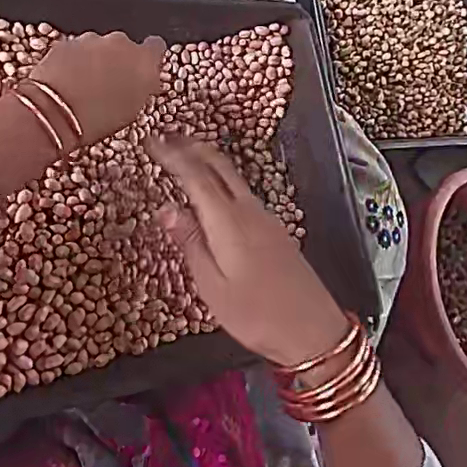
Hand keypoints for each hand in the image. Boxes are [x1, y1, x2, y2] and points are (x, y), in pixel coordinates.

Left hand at [0, 31, 163, 200]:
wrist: (54, 112)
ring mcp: (91, 40)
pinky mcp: (66, 43)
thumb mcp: (132, 110)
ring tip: (86, 88)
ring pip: (99, 47)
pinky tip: (69, 83)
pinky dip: (74, 62)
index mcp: (144, 60)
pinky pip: (76, 50)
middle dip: (120, 60)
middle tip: (112, 85)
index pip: (156, 47)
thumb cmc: (97, 117)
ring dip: (96, 61)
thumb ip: (143, 87)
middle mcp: (120, 43)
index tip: (144, 68)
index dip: (150, 57)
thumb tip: (146, 81)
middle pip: (125, 46)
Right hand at [148, 134, 349, 366]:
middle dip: (193, 148)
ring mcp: (265, 218)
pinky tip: (215, 190)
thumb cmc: (257, 315)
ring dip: (208, 161)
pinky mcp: (274, 229)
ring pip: (233, 177)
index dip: (173, 156)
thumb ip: (190, 244)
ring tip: (186, 155)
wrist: (314, 329)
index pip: (196, 177)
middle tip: (168, 136)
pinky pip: (242, 192)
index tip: (152, 141)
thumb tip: (166, 209)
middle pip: (219, 167)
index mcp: (229, 222)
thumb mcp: (213, 287)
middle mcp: (249, 211)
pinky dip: (222, 179)